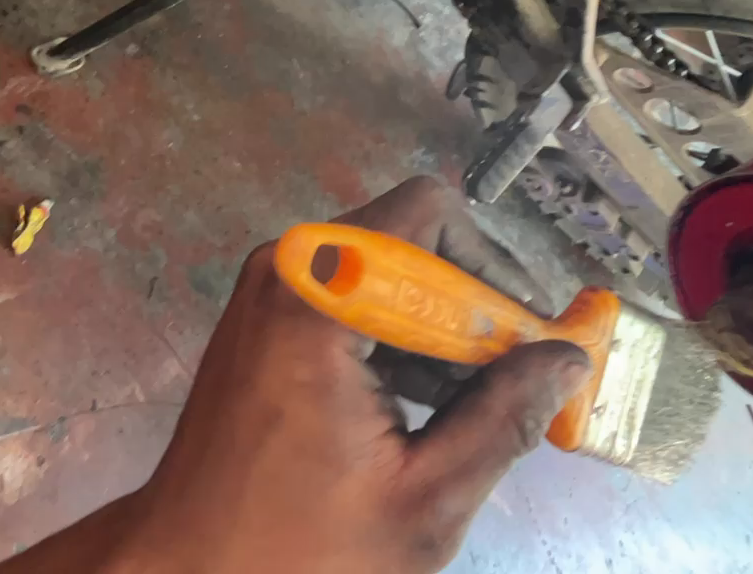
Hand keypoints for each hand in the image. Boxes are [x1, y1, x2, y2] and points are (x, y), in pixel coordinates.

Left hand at [0, 178, 587, 573]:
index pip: (426, 213)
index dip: (489, 263)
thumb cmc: (299, 544)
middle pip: (407, 234)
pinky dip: (394, 328)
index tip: (525, 333)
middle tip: (512, 366)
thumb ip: (502, 417)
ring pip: (381, 264)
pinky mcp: (266, 309)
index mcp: (319, 295)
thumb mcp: (422, 495)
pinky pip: (348, 290)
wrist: (185, 567)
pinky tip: (422, 394)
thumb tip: (567, 359)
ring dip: (434, 316)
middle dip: (468, 296)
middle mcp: (288, 265)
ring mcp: (270, 283)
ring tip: (475, 391)